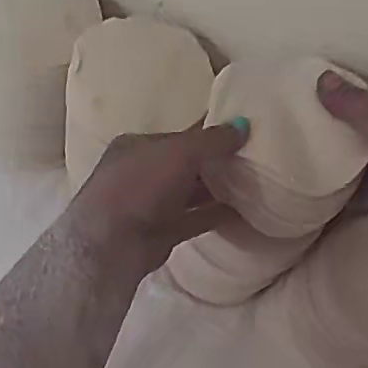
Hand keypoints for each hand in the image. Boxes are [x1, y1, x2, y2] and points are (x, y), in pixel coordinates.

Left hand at [60, 119, 249, 279]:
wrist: (112, 243)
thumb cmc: (140, 184)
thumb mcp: (180, 152)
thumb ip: (213, 139)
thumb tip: (244, 125)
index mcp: (137, 146)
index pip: (178, 136)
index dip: (208, 133)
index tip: (241, 132)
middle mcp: (142, 173)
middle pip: (186, 164)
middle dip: (216, 162)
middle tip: (254, 157)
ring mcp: (151, 205)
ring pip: (191, 193)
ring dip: (218, 189)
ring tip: (255, 182)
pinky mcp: (163, 232)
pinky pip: (196, 218)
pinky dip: (217, 214)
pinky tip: (245, 210)